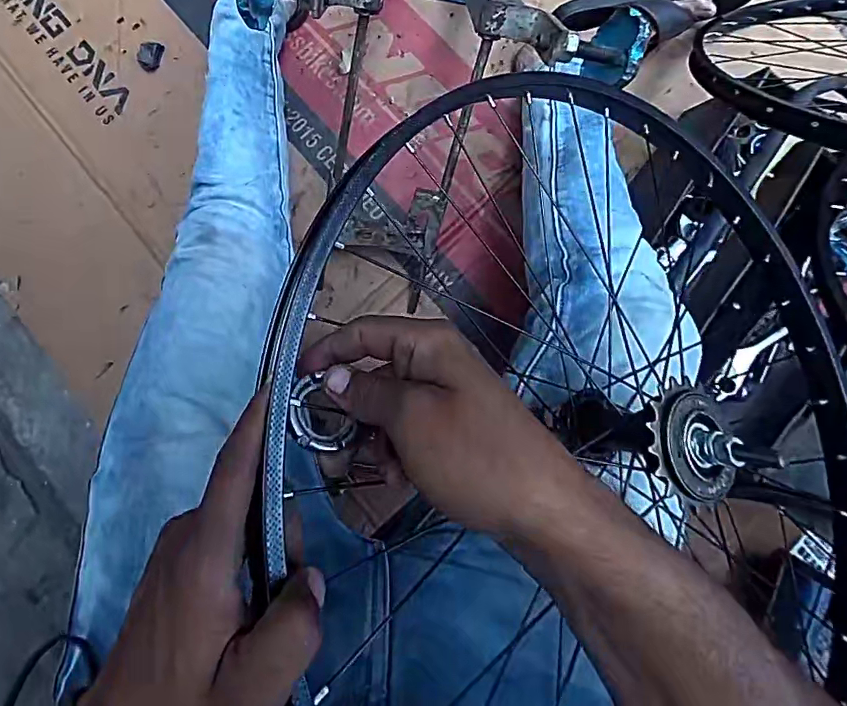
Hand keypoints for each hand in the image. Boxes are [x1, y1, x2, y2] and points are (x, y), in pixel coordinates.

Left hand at [85, 393, 324, 705]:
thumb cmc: (183, 701)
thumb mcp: (250, 688)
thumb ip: (292, 631)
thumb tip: (310, 577)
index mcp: (204, 551)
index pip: (233, 471)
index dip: (253, 425)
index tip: (272, 388)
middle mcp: (185, 533)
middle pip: (248, 505)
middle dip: (279, 536)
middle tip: (286, 600)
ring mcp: (174, 546)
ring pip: (238, 528)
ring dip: (263, 560)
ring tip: (259, 626)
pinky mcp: (170, 562)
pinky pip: (221, 543)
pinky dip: (244, 566)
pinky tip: (243, 619)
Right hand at [298, 316, 589, 540]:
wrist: (549, 514)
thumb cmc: (475, 456)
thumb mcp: (409, 420)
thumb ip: (364, 394)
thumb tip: (331, 378)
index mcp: (428, 343)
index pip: (362, 332)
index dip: (327, 351)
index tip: (297, 377)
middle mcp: (436, 360)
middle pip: (374, 371)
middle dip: (352, 407)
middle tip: (332, 441)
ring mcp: (448, 393)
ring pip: (388, 404)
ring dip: (374, 435)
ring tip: (377, 468)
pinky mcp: (456, 425)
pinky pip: (410, 426)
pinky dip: (397, 448)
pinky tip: (399, 478)